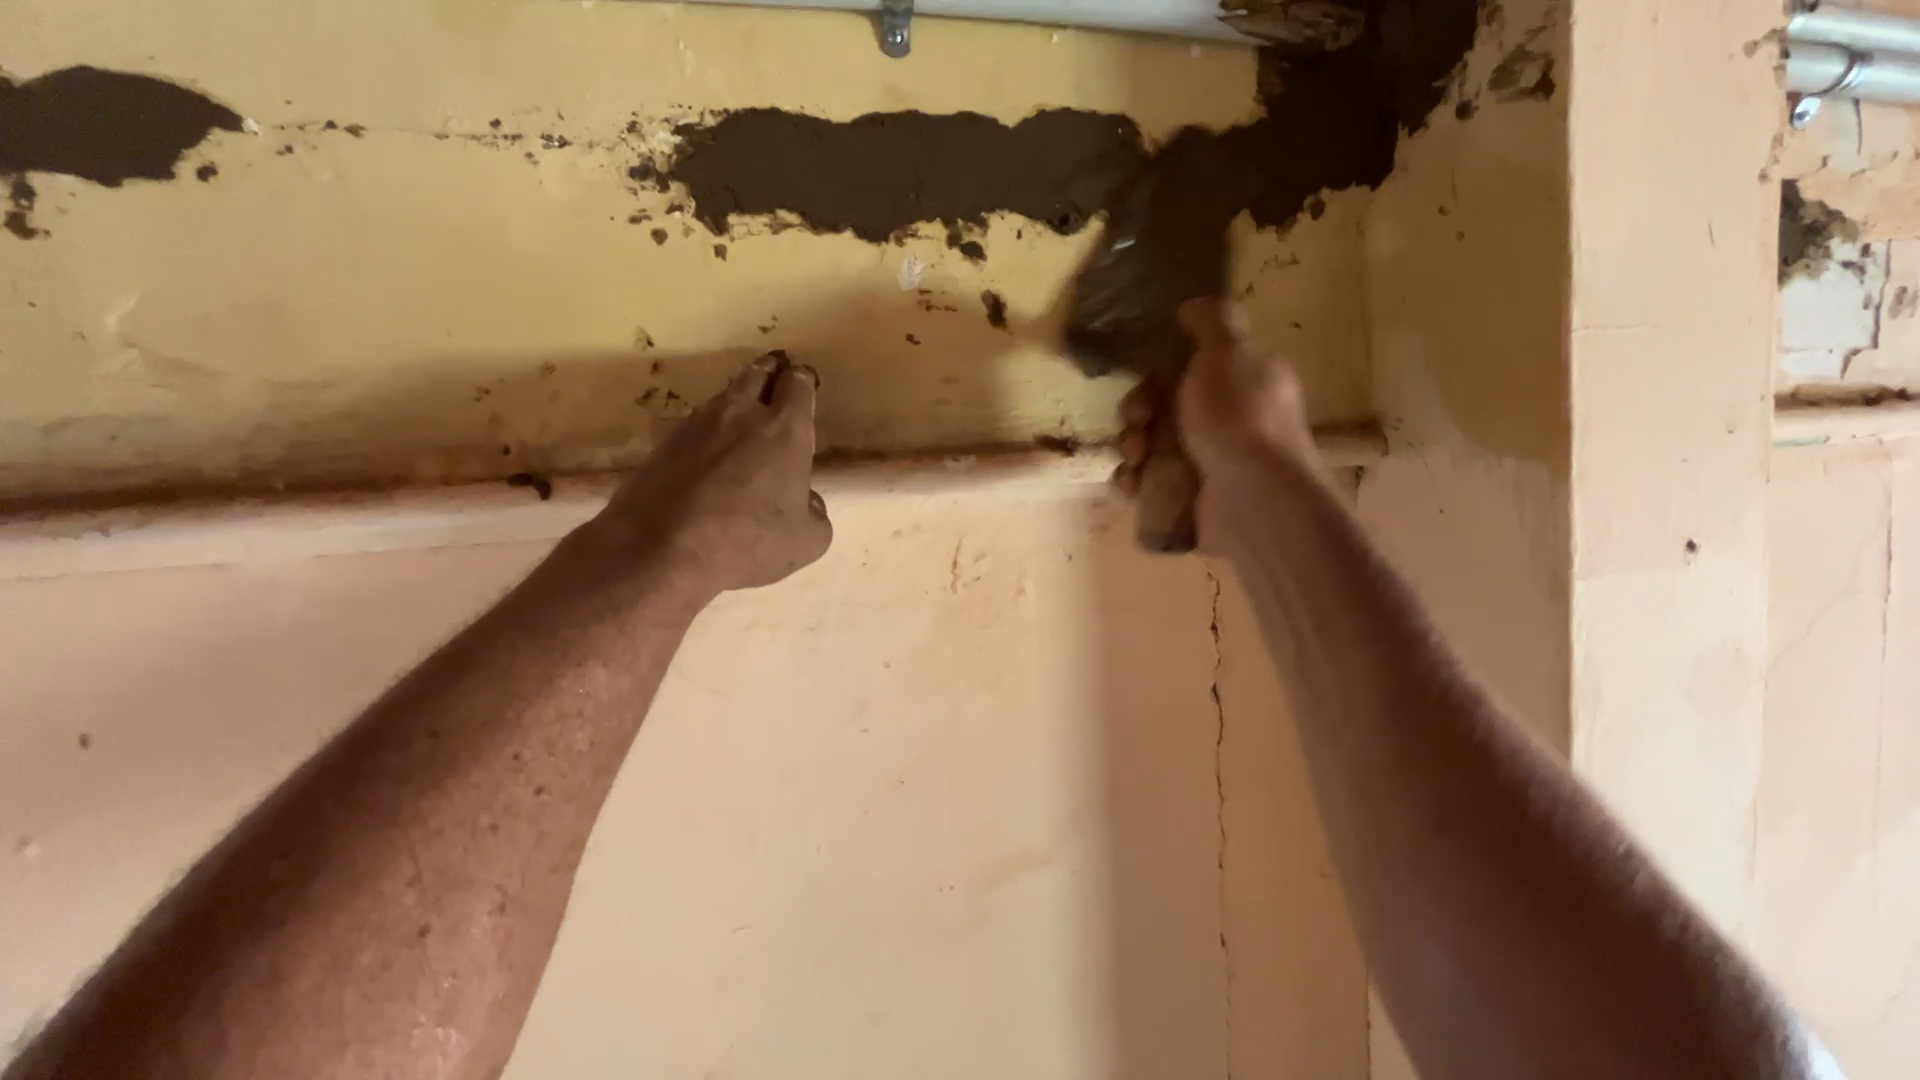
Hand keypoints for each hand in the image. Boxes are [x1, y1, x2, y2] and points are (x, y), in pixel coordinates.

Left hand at [580, 352, 833, 600]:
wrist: (661, 551)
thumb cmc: (748, 542)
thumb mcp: (807, 540)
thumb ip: (814, 511)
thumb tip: (804, 499)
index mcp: (784, 429)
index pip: (797, 385)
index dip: (802, 381)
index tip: (804, 383)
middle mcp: (740, 414)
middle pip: (757, 374)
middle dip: (770, 372)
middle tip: (776, 376)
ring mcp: (697, 425)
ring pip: (723, 399)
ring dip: (737, 403)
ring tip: (743, 418)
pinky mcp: (664, 444)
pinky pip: (696, 427)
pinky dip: (709, 433)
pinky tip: (710, 455)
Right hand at [1113, 299, 1317, 549]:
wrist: (1253, 501)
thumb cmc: (1240, 419)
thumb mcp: (1229, 352)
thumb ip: (1213, 322)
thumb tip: (1193, 305)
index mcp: (1242, 385)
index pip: (1189, 370)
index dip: (1158, 373)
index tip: (1147, 380)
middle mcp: (1228, 423)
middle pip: (1162, 409)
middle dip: (1137, 413)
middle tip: (1138, 424)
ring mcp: (1210, 466)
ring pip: (1151, 448)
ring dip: (1131, 448)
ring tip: (1136, 460)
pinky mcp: (1191, 503)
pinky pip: (1149, 487)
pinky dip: (1134, 483)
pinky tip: (1132, 485)